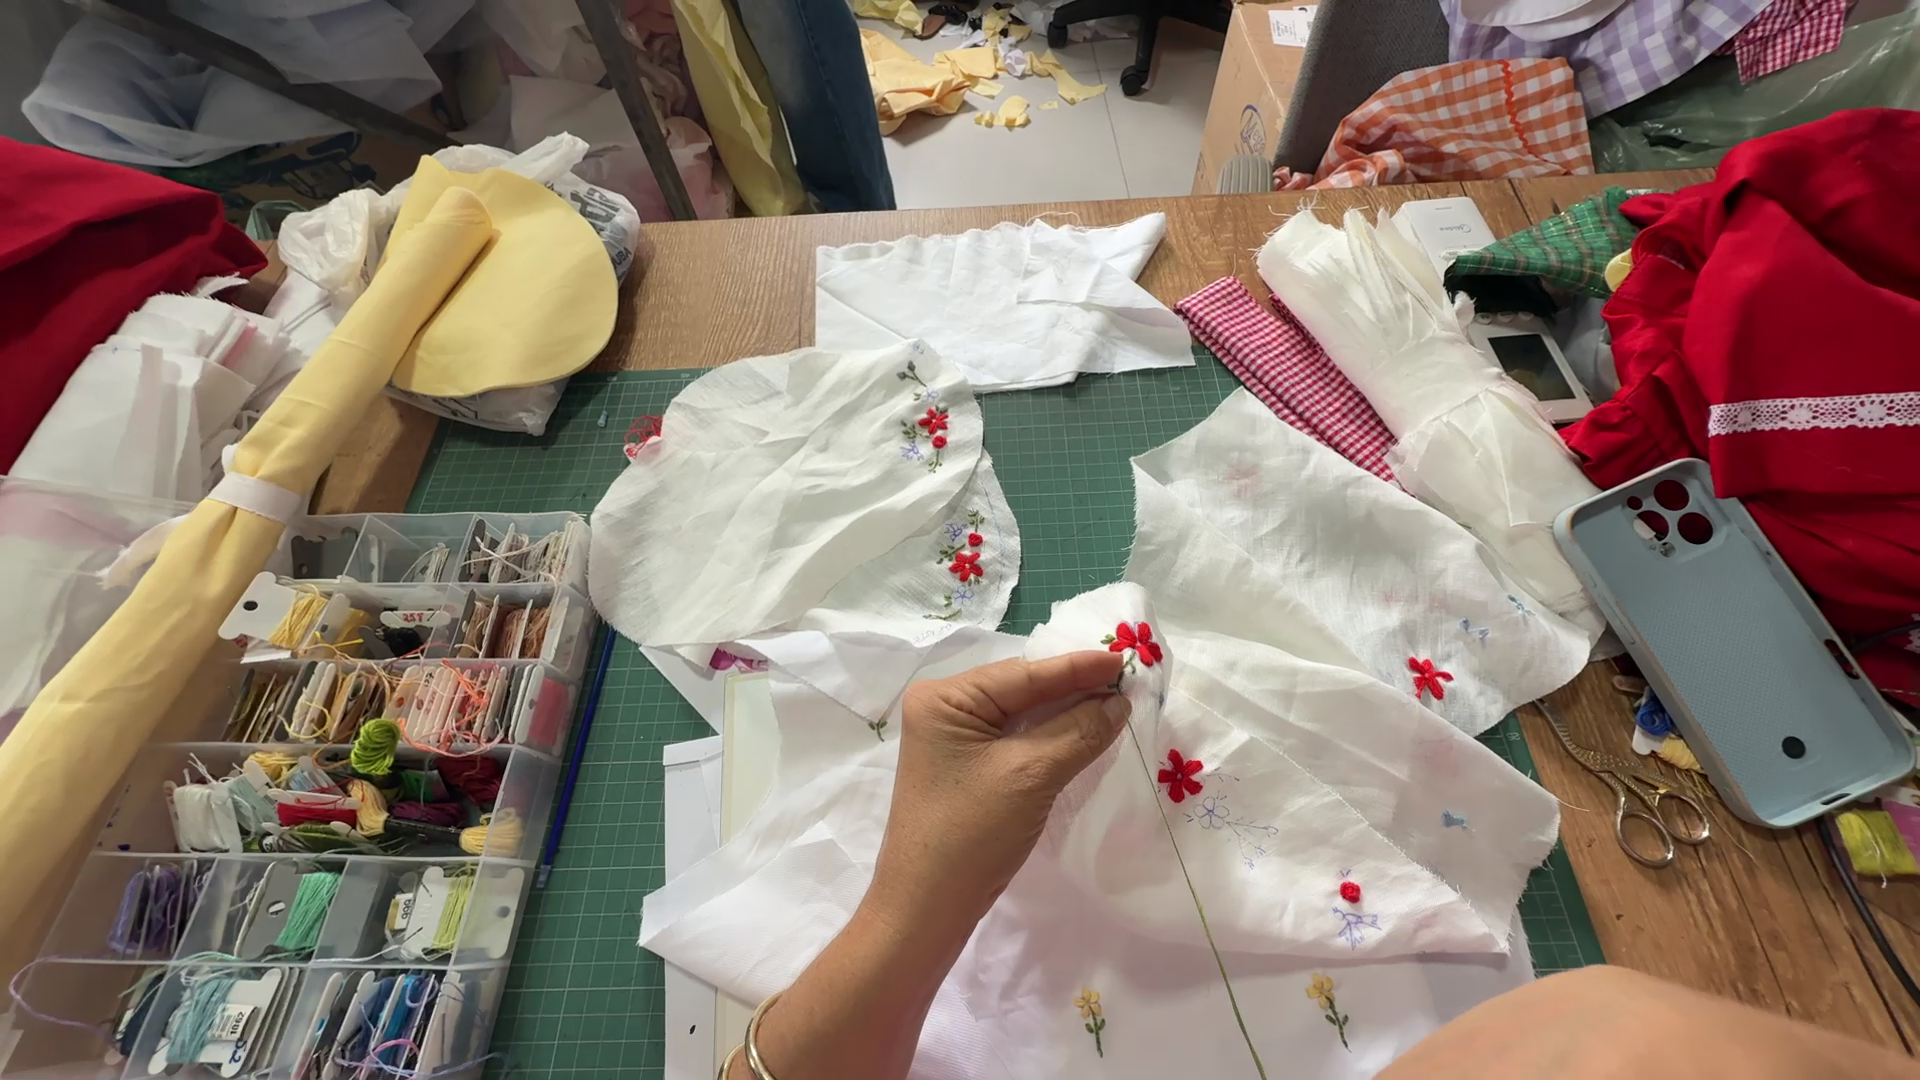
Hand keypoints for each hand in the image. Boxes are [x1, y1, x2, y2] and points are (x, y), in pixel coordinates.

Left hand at [864, 651, 1129, 938]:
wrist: (927, 910)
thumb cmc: (971, 834)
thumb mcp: (1030, 775)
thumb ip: (1077, 731)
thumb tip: (1118, 702)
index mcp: (945, 698)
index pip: (1022, 674)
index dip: (1076, 667)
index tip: (1123, 657)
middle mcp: (944, 708)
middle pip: (1020, 688)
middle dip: (1072, 686)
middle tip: (1125, 677)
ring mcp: (952, 739)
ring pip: (1020, 713)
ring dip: (1065, 710)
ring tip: (1113, 698)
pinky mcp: (965, 766)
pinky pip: (1014, 738)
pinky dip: (1050, 734)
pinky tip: (1082, 728)